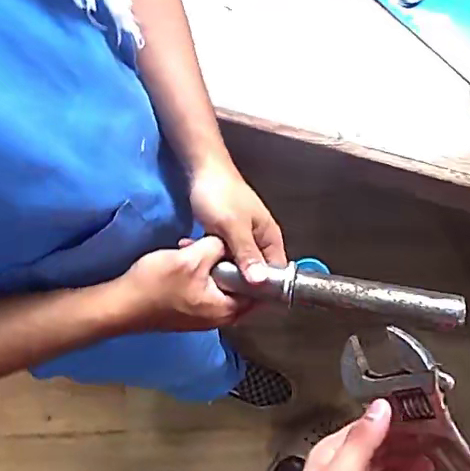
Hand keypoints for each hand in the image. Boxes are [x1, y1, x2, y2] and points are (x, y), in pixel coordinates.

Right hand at [110, 237, 245, 332]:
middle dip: (232, 262)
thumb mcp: (192, 258)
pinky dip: (203, 274)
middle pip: (240, 286)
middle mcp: (220, 318)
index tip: (250, 246)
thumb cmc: (156, 284)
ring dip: (214, 265)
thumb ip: (218, 247)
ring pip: (222, 285)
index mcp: (227, 309)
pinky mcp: (189, 311)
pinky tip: (188, 257)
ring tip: (201, 247)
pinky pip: (207, 290)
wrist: (119, 305)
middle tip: (224, 244)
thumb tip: (229, 242)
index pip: (260, 289)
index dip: (256, 266)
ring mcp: (203, 317)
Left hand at [189, 163, 286, 282]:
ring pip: (236, 262)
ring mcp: (243, 236)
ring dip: (220, 267)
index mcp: (270, 237)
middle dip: (237, 279)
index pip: (275, 271)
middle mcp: (260, 239)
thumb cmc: (221, 196)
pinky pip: (223, 252)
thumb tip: (260, 283)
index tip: (244, 301)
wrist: (202, 169)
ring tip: (202, 271)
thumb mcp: (233, 228)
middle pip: (255, 269)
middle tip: (217, 288)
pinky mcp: (227, 233)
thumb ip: (247, 254)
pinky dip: (211, 256)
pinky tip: (194, 256)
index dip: (263, 288)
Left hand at [277, 400, 422, 470]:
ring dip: (407, 452)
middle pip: (375, 440)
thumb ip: (360, 443)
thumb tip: (381, 407)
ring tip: (433, 448)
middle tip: (435, 428)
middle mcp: (340, 470)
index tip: (419, 408)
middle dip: (403, 432)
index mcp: (328, 456)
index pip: (362, 423)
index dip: (389, 415)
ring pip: (384, 459)